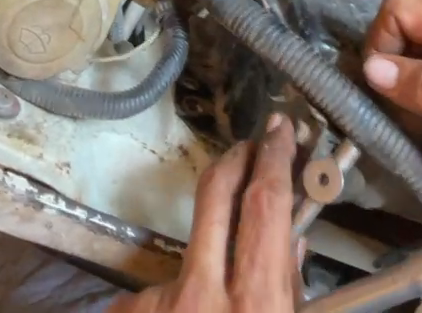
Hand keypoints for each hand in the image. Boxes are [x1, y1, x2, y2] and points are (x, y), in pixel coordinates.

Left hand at [112, 114, 299, 312]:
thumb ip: (287, 291)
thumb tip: (292, 241)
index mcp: (255, 304)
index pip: (263, 205)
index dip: (273, 158)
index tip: (279, 127)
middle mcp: (201, 293)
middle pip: (215, 191)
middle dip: (236, 158)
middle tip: (251, 144)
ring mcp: (159, 300)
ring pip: (187, 244)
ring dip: (206, 246)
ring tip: (215, 288)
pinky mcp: (128, 310)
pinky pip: (159, 287)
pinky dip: (174, 297)